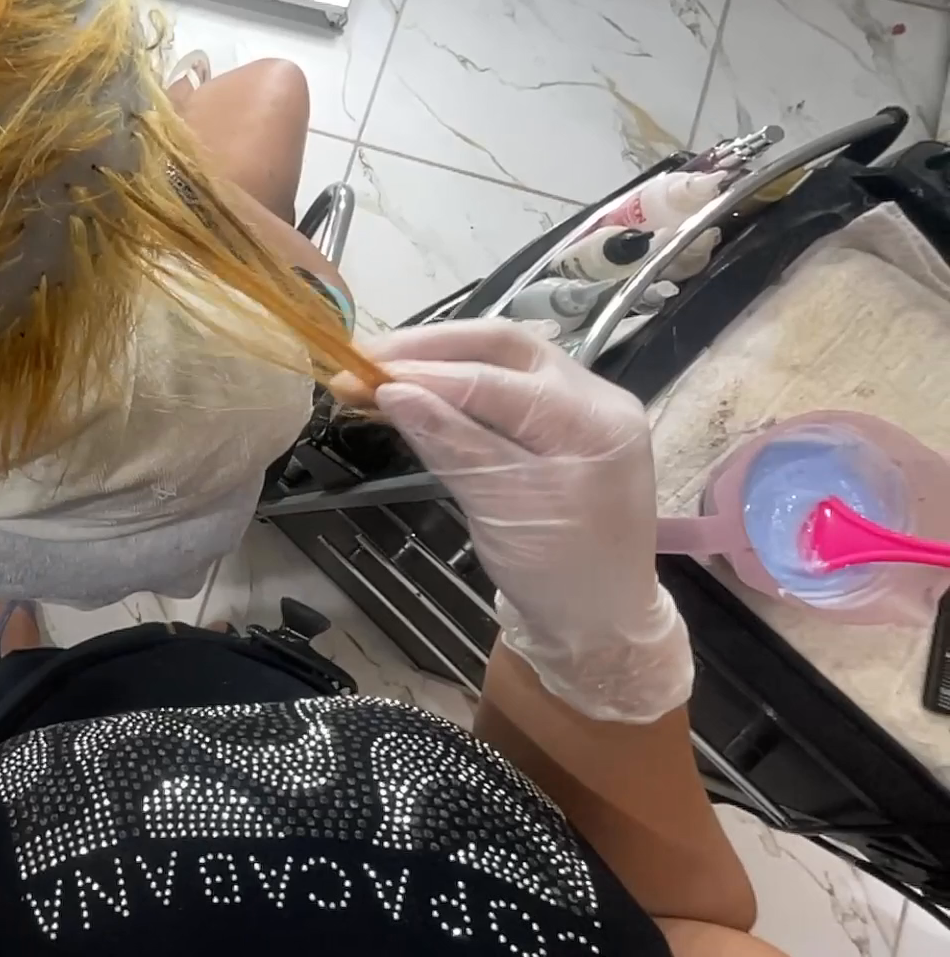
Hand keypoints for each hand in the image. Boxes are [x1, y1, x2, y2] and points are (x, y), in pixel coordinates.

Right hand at [336, 320, 691, 723]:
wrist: (596, 611)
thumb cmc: (556, 568)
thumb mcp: (501, 508)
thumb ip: (449, 443)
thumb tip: (389, 393)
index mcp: (592, 423)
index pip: (494, 381)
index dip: (423, 375)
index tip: (359, 377)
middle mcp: (591, 397)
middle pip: (502, 345)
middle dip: (428, 346)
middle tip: (365, 356)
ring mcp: (574, 404)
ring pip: (499, 356)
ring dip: (434, 356)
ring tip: (375, 365)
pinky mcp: (550, 418)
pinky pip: (496, 382)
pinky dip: (447, 378)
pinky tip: (408, 386)